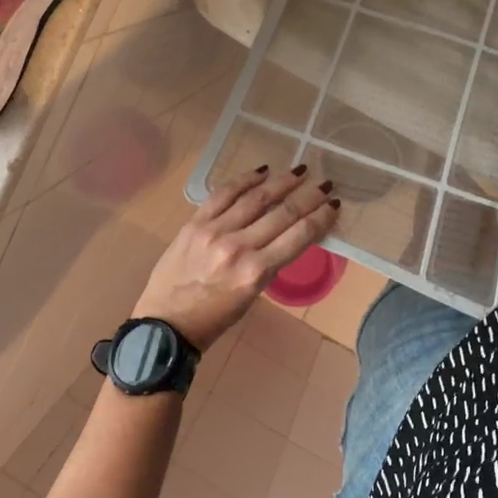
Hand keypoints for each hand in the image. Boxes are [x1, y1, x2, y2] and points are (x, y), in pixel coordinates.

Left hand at [130, 166, 339, 350]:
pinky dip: (245, 180)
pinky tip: (262, 171)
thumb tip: (288, 234)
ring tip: (300, 171)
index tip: (334, 206)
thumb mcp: (250, 296)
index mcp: (255, 273)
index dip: (320, 218)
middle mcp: (238, 248)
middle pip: (282, 214)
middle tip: (325, 184)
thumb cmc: (212, 320)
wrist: (164, 327)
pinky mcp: (195, 223)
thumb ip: (269, 264)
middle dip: (308, 197)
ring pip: (256, 198)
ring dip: (283, 182)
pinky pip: (223, 194)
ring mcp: (214, 232)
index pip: (298, 237)